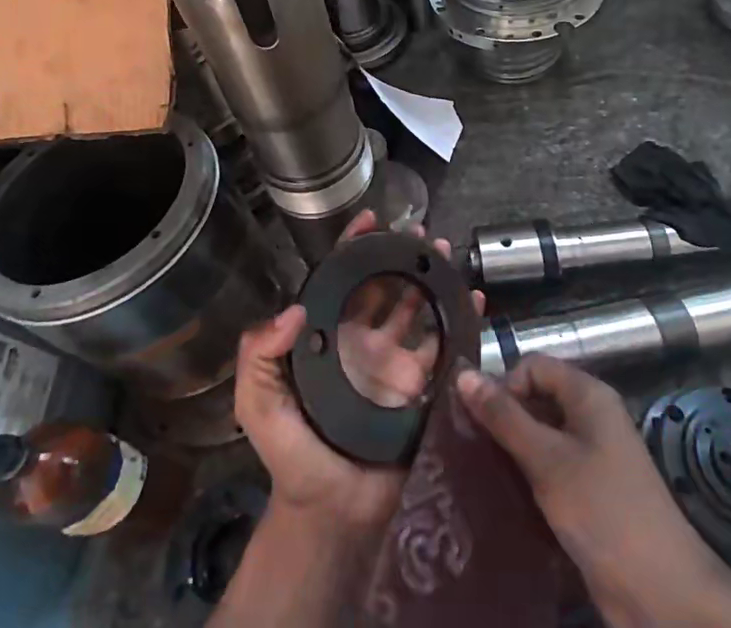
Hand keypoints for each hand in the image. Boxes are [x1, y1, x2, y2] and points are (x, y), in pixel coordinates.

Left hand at [234, 209, 482, 529]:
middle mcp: (364, 343)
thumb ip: (258, 357)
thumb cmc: (293, 455)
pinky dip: (460, 322)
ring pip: (417, 309)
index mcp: (329, 340)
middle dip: (400, 256)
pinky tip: (472, 300)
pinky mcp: (423, 388)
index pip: (340, 283)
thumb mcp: (259, 404)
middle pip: (385, 287)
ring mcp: (396, 364)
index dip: (352, 249)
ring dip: (430, 279)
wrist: (333, 511)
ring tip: (445, 254)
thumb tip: (292, 310)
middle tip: (421, 233)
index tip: (370, 219)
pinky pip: (445, 348)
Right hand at [457, 356, 730, 627]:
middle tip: (465, 444)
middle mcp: (591, 417)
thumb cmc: (602, 510)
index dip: (504, 383)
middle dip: (502, 416)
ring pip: (539, 435)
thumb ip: (505, 417)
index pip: (534, 365)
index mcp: (589, 395)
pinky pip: (548, 467)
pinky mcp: (587, 490)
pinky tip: (498, 492)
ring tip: (474, 468)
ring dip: (509, 447)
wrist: (659, 588)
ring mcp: (591, 455)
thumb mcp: (547, 459)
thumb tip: (463, 374)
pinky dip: (524, 473)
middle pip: (536, 397)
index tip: (475, 418)